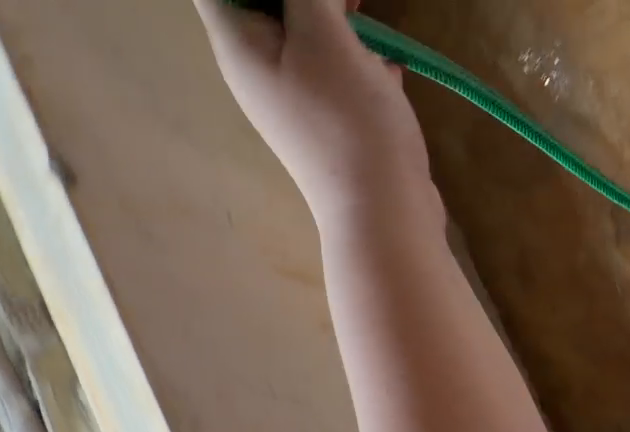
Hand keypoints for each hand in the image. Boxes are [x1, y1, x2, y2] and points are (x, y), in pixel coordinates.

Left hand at [194, 0, 438, 227]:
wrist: (385, 213)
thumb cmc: (351, 123)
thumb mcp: (327, 40)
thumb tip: (318, 0)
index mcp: (240, 43)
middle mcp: (258, 71)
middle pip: (266, 8)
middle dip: (312, 2)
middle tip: (354, 2)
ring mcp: (298, 103)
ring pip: (308, 43)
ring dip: (339, 29)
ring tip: (374, 35)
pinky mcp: (335, 128)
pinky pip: (339, 79)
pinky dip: (359, 65)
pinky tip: (389, 69)